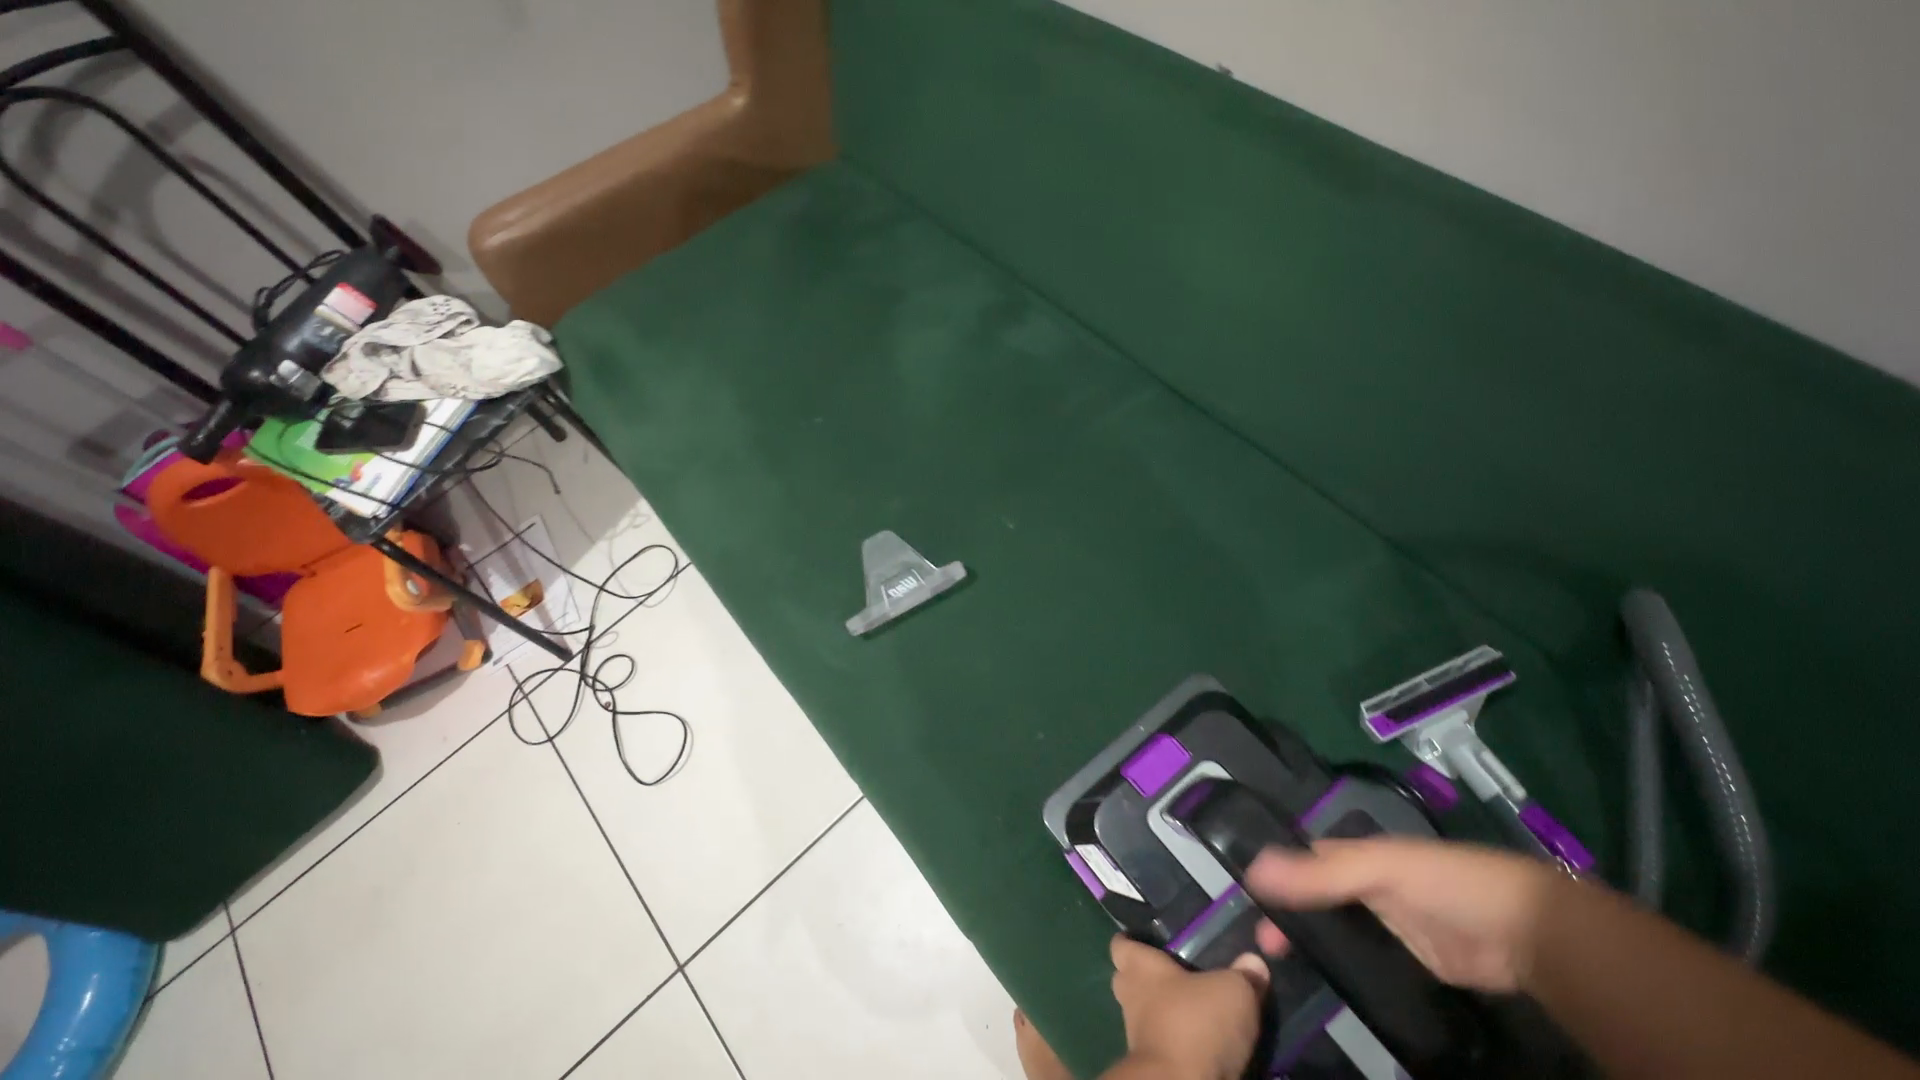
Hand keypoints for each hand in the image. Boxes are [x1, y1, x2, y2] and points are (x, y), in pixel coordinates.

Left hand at [1108, 936, 1269, 1079]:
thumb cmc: (1196, 1024)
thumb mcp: (1233, 991)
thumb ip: (1243, 974)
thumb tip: (1252, 962)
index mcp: (1139, 967)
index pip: (1121, 945)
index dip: (1135, 940)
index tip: (1153, 939)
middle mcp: (1131, 997)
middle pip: (1131, 980)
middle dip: (1153, 978)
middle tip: (1184, 972)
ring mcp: (1139, 1035)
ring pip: (1149, 1014)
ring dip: (1169, 1012)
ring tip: (1203, 1007)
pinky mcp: (1156, 1065)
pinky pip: (1166, 1042)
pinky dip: (1182, 1040)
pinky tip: (1207, 1039)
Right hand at [1246, 837, 1558, 992]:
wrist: (1529, 935)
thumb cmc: (1451, 883)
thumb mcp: (1383, 868)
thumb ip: (1322, 873)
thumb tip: (1253, 867)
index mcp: (1360, 858)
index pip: (1306, 863)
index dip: (1275, 878)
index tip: (1243, 900)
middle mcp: (1370, 890)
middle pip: (1317, 903)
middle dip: (1288, 920)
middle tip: (1262, 948)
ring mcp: (1389, 929)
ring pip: (1337, 935)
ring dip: (1310, 947)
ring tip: (1278, 968)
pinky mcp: (1407, 964)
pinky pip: (1363, 965)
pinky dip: (1340, 971)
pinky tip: (1318, 984)